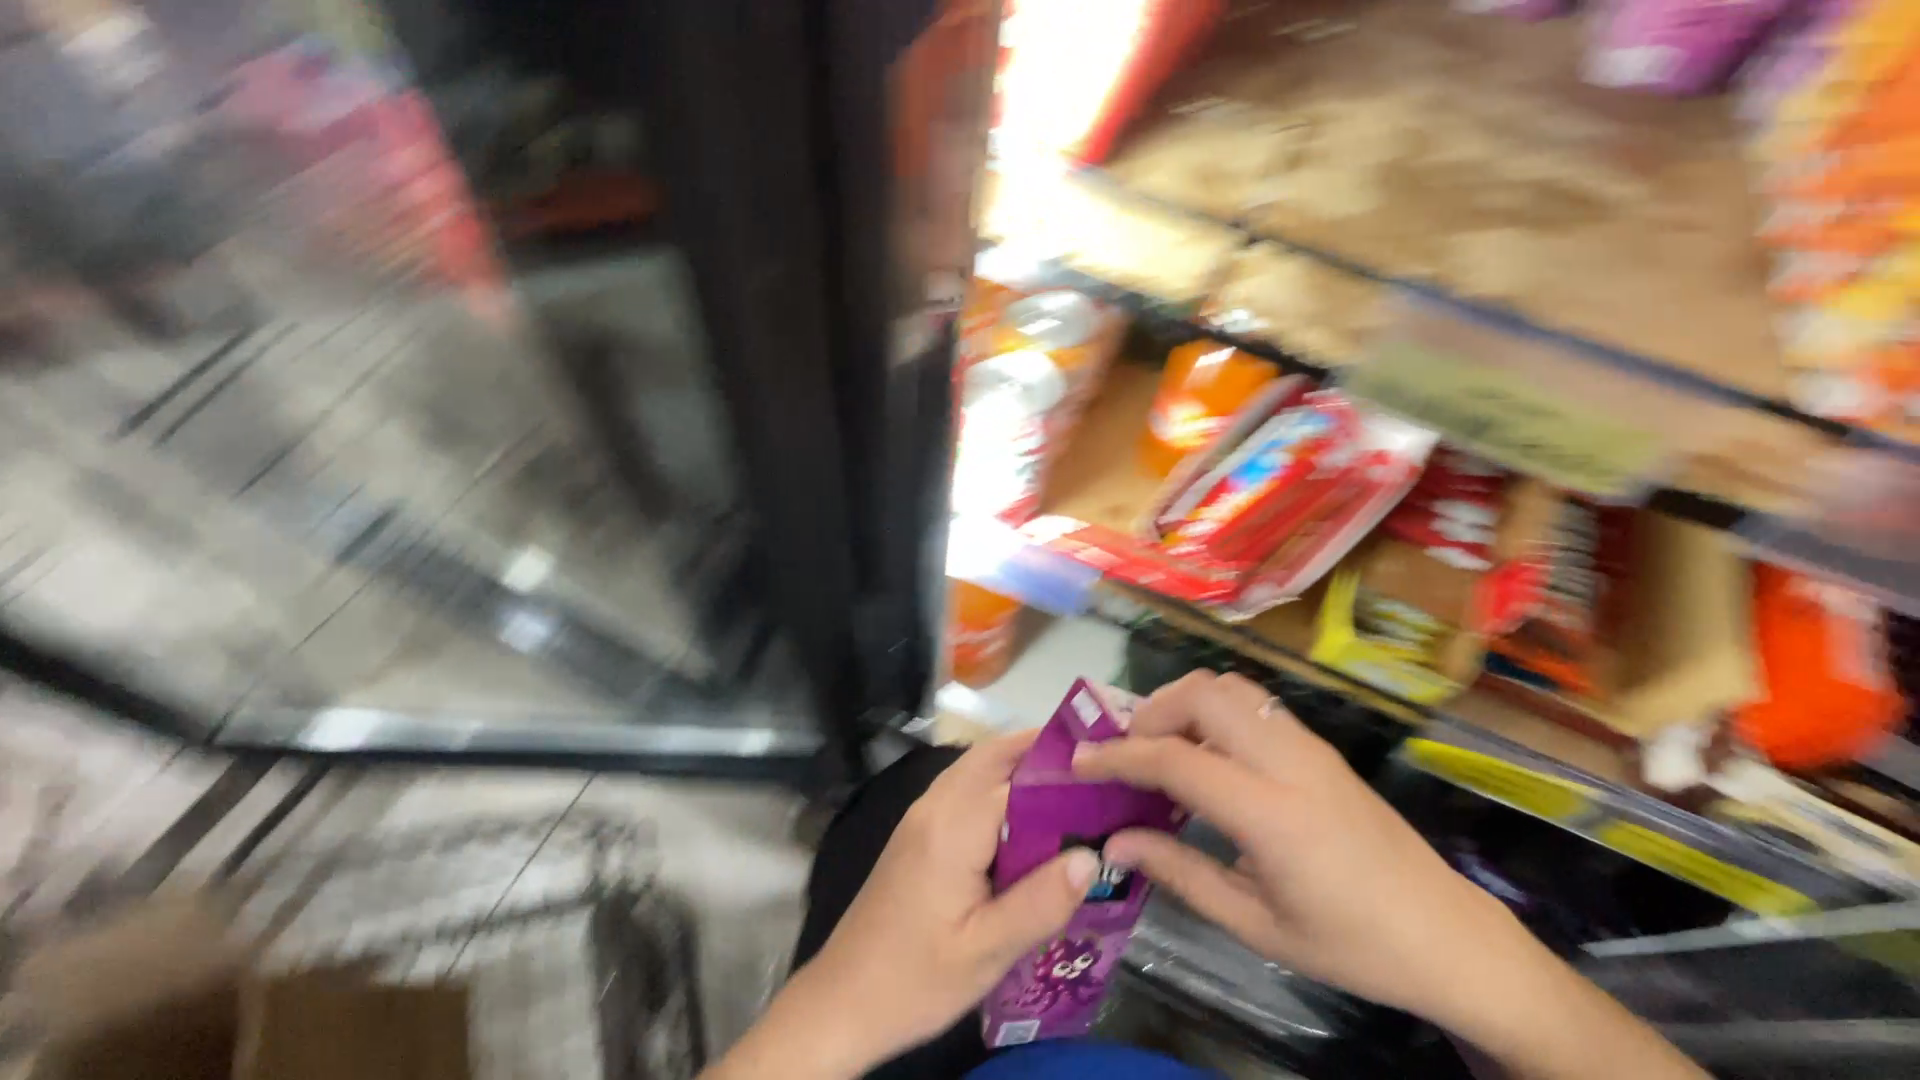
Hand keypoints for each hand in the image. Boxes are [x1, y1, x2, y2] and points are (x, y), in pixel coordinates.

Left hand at [738, 733, 1099, 1077]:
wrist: (842, 1002)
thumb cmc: (914, 980)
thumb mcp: (986, 952)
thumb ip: (1040, 902)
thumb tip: (1091, 856)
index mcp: (952, 827)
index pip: (1018, 777)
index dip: (1065, 772)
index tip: (1115, 774)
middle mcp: (934, 807)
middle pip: (992, 755)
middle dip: (1042, 750)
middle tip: (1098, 765)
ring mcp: (920, 819)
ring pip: (975, 769)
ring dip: (1020, 765)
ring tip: (1075, 785)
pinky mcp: (917, 836)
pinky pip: (965, 791)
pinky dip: (1000, 787)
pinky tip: (1029, 820)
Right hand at [1071, 670, 1527, 1022]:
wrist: (1445, 934)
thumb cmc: (1348, 944)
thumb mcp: (1254, 925)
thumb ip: (1179, 873)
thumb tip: (1113, 843)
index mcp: (1271, 814)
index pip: (1176, 760)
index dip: (1118, 756)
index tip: (1078, 762)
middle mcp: (1289, 762)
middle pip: (1203, 695)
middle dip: (1150, 712)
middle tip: (1125, 754)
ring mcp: (1310, 746)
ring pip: (1230, 687)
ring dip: (1183, 703)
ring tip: (1160, 748)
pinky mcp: (1320, 747)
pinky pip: (1253, 704)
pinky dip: (1213, 711)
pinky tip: (1205, 757)